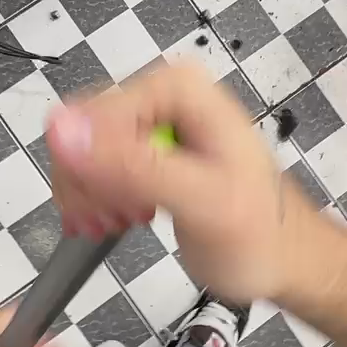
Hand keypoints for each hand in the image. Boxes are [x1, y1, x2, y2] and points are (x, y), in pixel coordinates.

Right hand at [43, 62, 324, 303]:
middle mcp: (166, 93)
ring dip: (91, 194)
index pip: (94, 113)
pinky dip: (99, 196)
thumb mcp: (199, 202)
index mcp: (180, 87)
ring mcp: (157, 119)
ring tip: (121, 223)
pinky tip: (121, 218)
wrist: (285, 259)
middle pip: (86, 128)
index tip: (107, 208)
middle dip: (88, 182)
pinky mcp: (150, 147)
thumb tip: (60, 129)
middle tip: (114, 221)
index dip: (88, 165)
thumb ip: (134, 165)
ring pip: (85, 149)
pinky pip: (98, 163)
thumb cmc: (256, 236)